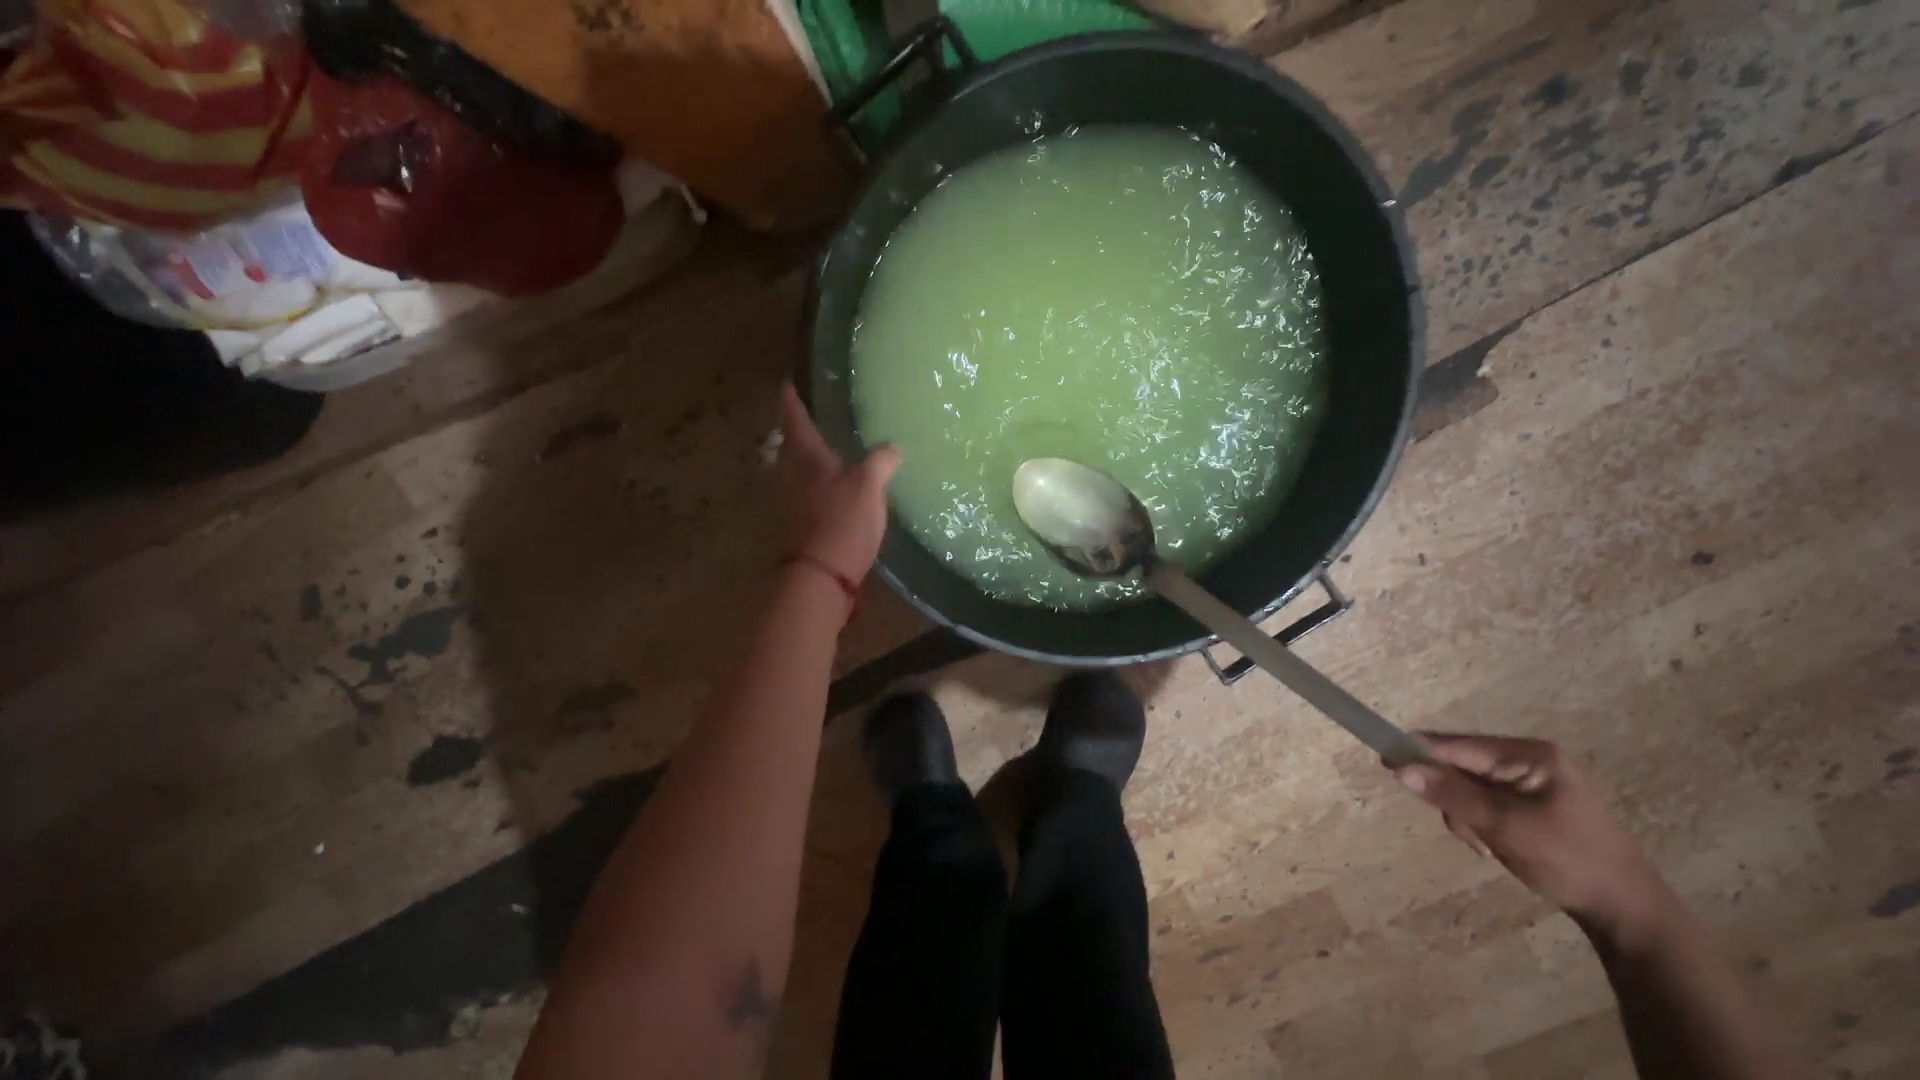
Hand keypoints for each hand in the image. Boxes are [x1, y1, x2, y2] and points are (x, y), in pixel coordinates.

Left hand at [778, 382, 900, 580]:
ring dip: (805, 460)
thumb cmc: (842, 521)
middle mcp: (790, 474)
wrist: (820, 574)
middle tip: (808, 418)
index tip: (786, 383)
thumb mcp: (869, 485)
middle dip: (796, 431)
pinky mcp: (796, 524)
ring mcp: (789, 501)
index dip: (791, 400)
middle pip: (789, 445)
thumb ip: (881, 461)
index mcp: (806, 457)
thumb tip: (892, 447)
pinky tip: (829, 490)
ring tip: (824, 453)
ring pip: (794, 470)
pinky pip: (803, 493)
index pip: (795, 419)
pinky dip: (813, 485)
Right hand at [1392, 734, 1674, 938]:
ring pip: (1470, 791)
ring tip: (1487, 848)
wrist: (1627, 911)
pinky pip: (1486, 807)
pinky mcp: (1532, 809)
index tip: (1383, 759)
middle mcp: (1529, 762)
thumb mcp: (1505, 826)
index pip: (1459, 745)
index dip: (1420, 752)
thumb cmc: (1569, 860)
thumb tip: (1401, 768)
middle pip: (1462, 768)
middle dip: (1453, 799)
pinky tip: (1496, 849)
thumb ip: (1452, 795)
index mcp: (1530, 755)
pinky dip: (1481, 827)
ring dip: (1467, 818)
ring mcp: (1532, 786)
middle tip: (1467, 832)